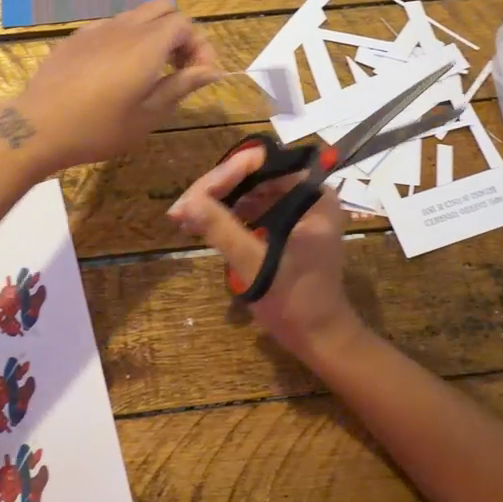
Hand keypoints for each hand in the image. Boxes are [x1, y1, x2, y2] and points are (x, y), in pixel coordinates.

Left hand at [0, 0, 221, 172]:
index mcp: (147, 43)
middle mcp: (124, 26)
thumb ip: (181, 86)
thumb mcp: (148, 115)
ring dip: (152, 34)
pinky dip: (126, 40)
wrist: (37, 128)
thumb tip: (210, 70)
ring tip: (150, 72)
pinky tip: (115, 73)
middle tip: (179, 67)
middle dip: (179, 32)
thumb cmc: (98, 128)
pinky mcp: (76, 38)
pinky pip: (110, 27)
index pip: (185, 24)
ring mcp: (96, 29)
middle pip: (163, 7)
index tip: (201, 75)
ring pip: (136, 15)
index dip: (200, 46)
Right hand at [168, 147, 364, 359]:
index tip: (192, 198)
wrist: (321, 338)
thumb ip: (221, 228)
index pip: (262, 163)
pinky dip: (228, 215)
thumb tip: (185, 203)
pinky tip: (202, 224)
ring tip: (184, 217)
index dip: (224, 174)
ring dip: (217, 201)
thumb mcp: (255, 263)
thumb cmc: (296, 300)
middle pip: (253, 175)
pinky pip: (254, 208)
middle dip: (215, 189)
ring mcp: (297, 210)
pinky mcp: (286, 226)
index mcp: (311, 194)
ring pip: (249, 190)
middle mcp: (307, 194)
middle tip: (181, 210)